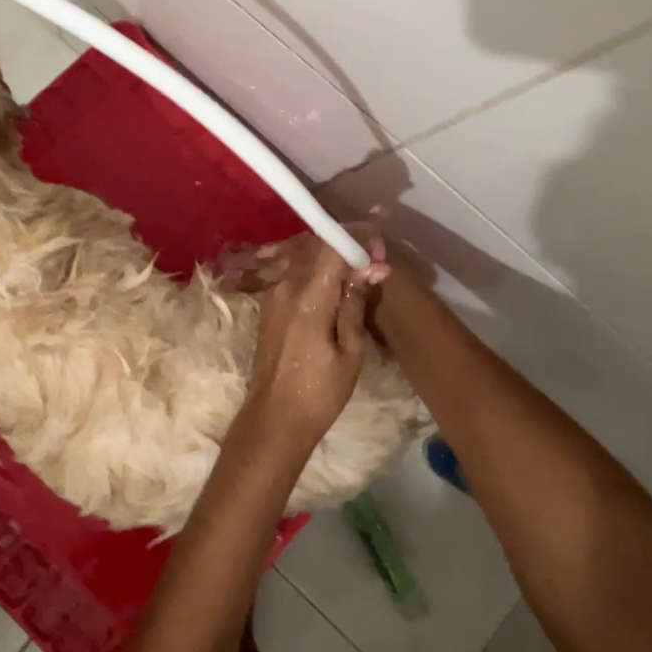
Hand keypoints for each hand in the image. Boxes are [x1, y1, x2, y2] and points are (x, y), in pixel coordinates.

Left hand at [241, 229, 385, 453]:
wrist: (275, 417)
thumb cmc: (320, 391)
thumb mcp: (350, 351)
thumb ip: (355, 303)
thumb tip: (371, 266)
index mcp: (308, 296)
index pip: (332, 246)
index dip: (358, 234)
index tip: (381, 236)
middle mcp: (285, 285)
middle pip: (316, 244)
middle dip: (347, 241)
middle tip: (376, 256)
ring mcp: (273, 292)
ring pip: (302, 253)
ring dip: (330, 251)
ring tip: (359, 265)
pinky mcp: (269, 302)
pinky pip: (293, 269)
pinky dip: (315, 264)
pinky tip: (335, 278)